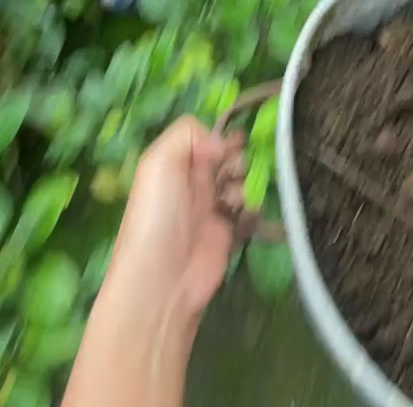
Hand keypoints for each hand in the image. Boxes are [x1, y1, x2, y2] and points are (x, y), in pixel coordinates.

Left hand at [108, 117, 248, 321]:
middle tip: (234, 171)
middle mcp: (195, 182)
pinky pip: (251, 207)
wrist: (163, 279)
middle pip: (230, 156)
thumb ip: (188, 133)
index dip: (223, 137)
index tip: (232, 143)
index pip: (208, 137)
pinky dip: (254, 206)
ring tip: (234, 198)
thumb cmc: (158, 215)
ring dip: (246, 182)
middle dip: (239, 158)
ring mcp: (213, 206)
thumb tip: (222, 145)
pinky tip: (245, 213)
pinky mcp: (230, 230)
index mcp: (177, 163)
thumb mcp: (159, 162)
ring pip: (243, 179)